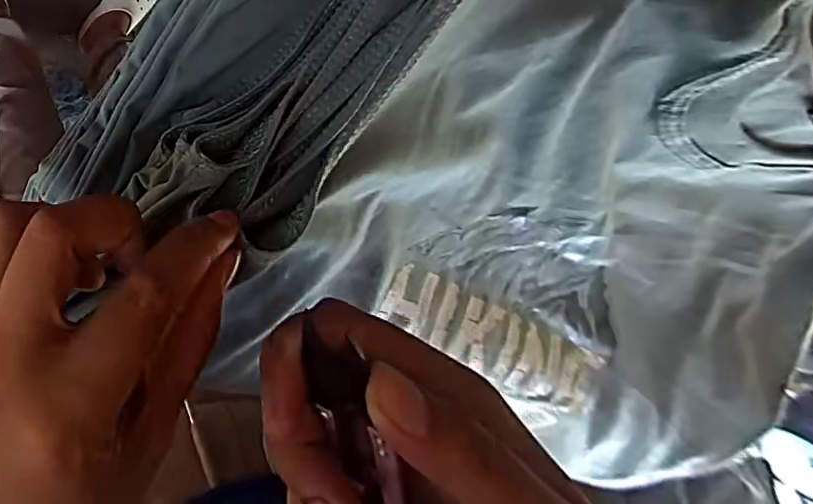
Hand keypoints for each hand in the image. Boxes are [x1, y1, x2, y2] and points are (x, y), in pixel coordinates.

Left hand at [0, 197, 241, 503]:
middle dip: (111, 222)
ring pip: (5, 222)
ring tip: (86, 261)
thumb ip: (186, 340)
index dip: (189, 249)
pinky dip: (19, 236)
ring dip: (59, 223)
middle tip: (135, 256)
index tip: (217, 227)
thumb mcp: (150, 434)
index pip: (139, 297)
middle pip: (52, 232)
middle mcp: (3, 357)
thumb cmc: (81, 498)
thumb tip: (215, 262)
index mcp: (67, 406)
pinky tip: (46, 270)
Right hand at [261, 298, 587, 503]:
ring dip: (304, 476)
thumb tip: (381, 380)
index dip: (295, 354)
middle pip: (301, 378)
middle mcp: (395, 406)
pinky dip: (312, 496)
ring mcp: (379, 451)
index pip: (332, 327)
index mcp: (427, 384)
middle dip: (294, 429)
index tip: (292, 420)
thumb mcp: (521, 499)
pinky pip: (309, 480)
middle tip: (333, 498)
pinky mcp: (368, 490)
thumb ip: (461, 443)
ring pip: (298, 432)